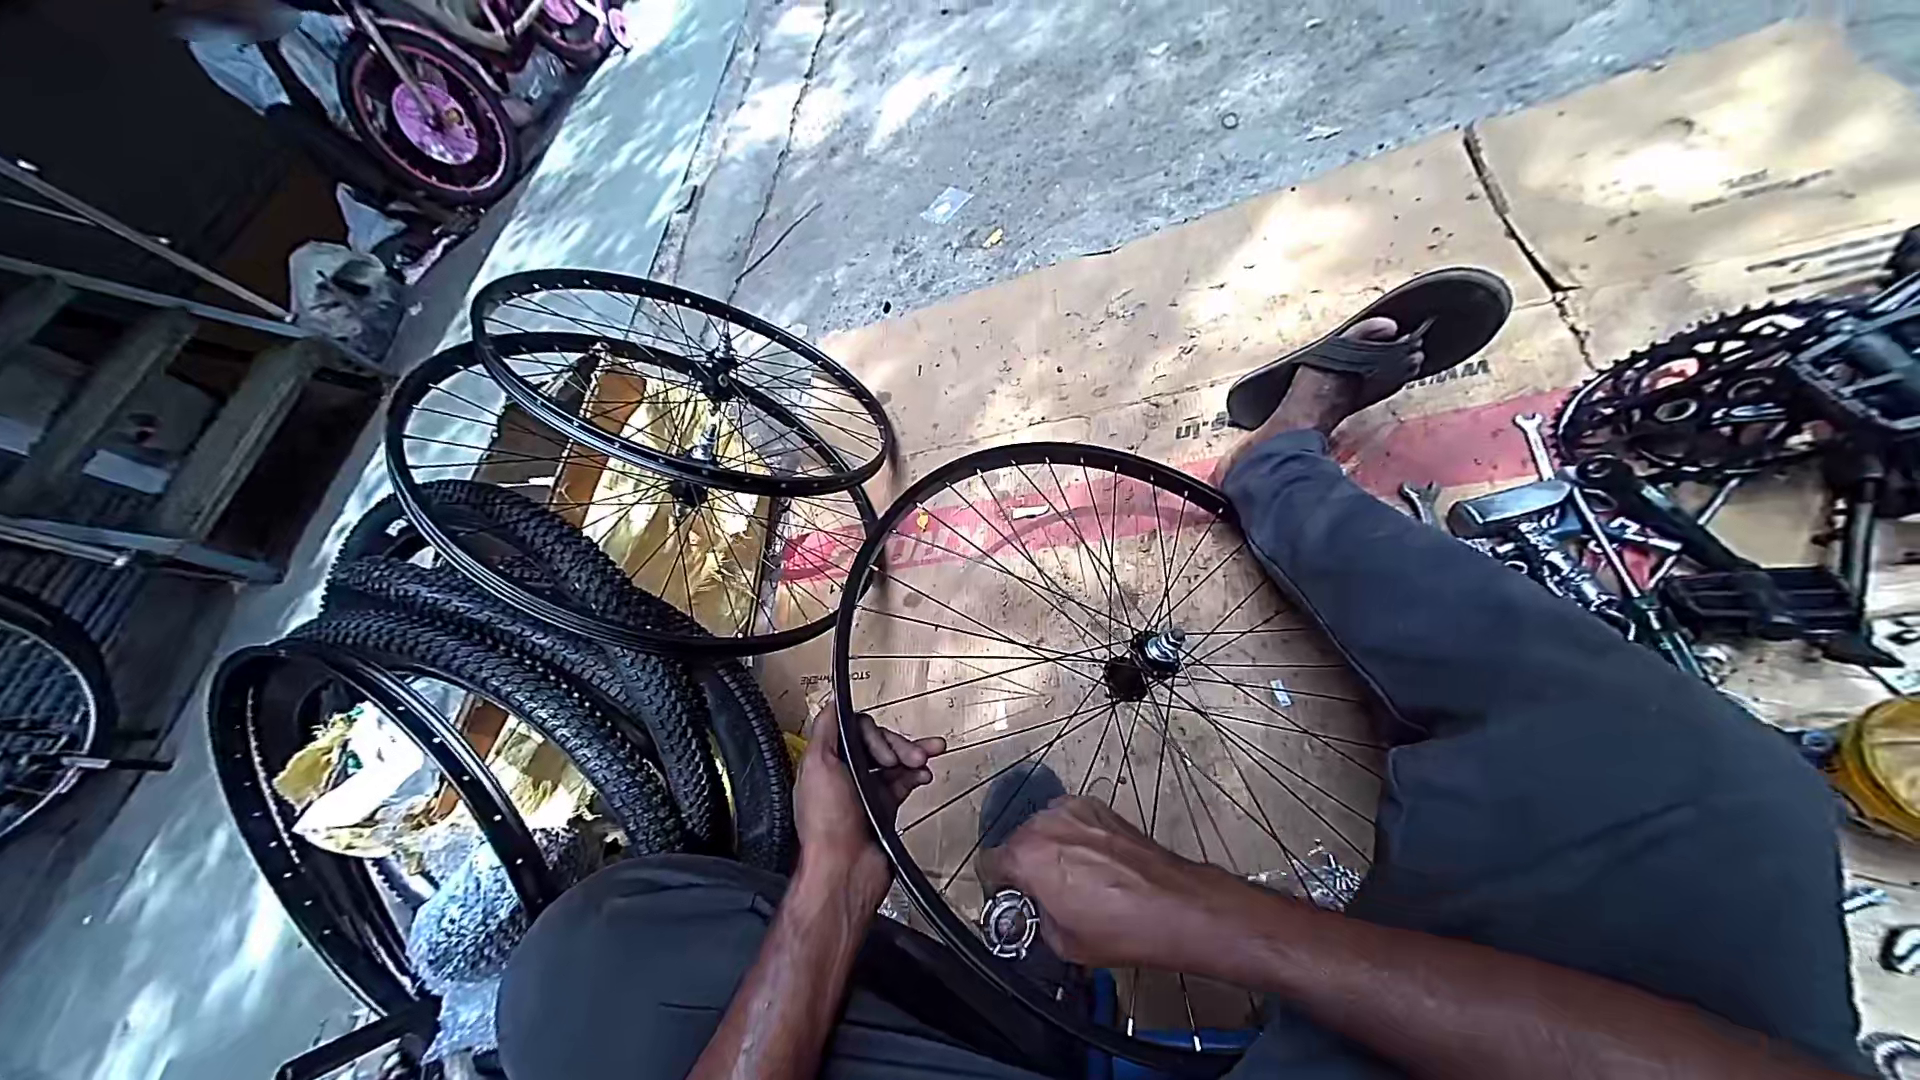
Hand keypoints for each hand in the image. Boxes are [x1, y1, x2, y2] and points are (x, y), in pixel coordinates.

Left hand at [794, 698, 944, 906]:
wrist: (846, 870)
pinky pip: (905, 780)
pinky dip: (917, 774)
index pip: (856, 730)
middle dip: (898, 745)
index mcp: (828, 761)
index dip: (874, 735)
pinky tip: (925, 775)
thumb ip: (826, 729)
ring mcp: (866, 790)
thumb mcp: (817, 765)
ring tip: (926, 758)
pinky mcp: (885, 805)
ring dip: (914, 754)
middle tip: (910, 757)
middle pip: (878, 743)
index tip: (883, 750)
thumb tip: (832, 702)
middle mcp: (846, 774)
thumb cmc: (828, 825)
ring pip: (895, 760)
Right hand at [992, 796, 1248, 969]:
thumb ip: (1034, 915)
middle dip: (1025, 864)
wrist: (1172, 904)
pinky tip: (1092, 860)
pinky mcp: (1094, 805)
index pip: (987, 862)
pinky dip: (1073, 834)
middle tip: (1046, 891)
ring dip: (1048, 846)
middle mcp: (1044, 824)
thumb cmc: (1123, 925)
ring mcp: (1071, 809)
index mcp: (1026, 857)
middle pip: (1016, 841)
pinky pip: (1068, 818)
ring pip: (1042, 827)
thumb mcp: (1061, 941)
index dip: (997, 884)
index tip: (1010, 895)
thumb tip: (1033, 907)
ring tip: (1075, 875)